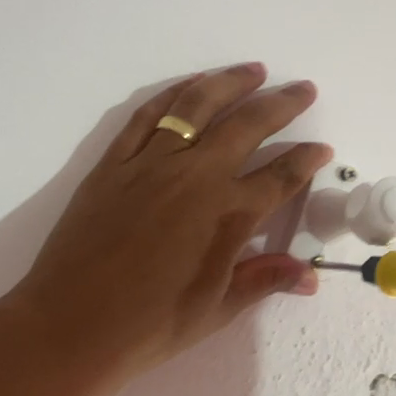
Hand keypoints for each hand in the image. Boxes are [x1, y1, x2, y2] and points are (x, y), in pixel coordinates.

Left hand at [7, 64, 329, 392]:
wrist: (72, 325)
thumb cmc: (152, 325)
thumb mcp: (217, 309)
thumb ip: (264, 280)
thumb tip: (310, 276)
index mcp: (227, 214)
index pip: (280, 176)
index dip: (306, 160)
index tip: (323, 148)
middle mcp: (195, 176)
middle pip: (247, 126)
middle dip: (281, 104)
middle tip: (303, 89)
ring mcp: (150, 163)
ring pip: (196, 106)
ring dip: (229, 82)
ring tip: (252, 70)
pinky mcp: (113, 163)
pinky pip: (146, 116)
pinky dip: (172, 95)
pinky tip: (188, 87)